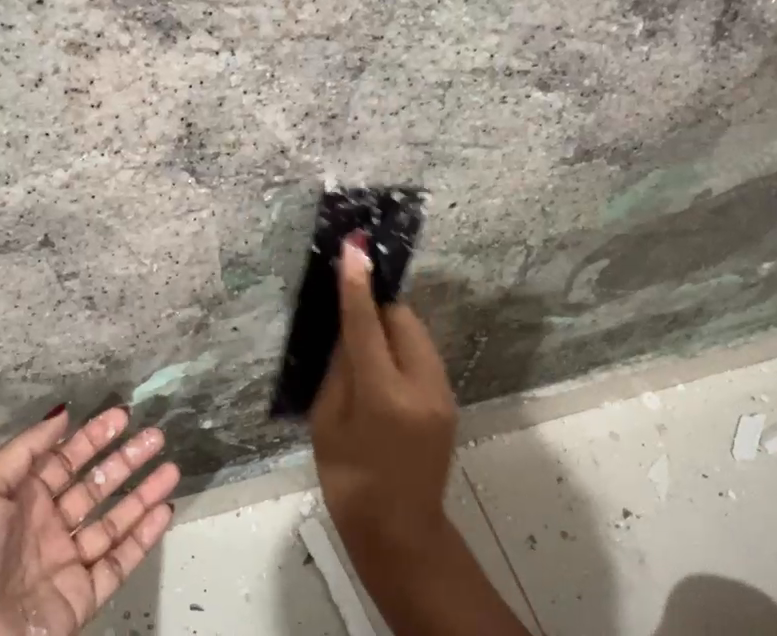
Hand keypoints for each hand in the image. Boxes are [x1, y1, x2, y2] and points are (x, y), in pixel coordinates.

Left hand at [0, 407, 180, 635]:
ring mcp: (65, 562)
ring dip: (142, 494)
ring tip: (170, 469)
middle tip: (155, 436)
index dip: (92, 437)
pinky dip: (143, 538)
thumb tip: (62, 413)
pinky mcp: (81, 596)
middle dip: (124, 460)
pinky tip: (164, 512)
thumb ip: (25, 450)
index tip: (122, 416)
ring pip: (113, 522)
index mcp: (19, 499)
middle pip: (93, 486)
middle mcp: (45, 526)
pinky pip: (119, 562)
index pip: (63, 459)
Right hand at [309, 237, 533, 635]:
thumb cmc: (347, 479)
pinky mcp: (449, 401)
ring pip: (415, 335)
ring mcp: (442, 394)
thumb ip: (339, 369)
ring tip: (363, 328)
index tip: (353, 246)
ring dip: (390, 323)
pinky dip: (401, 346)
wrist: (399, 530)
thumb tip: (346, 327)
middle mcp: (421, 387)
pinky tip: (382, 358)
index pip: (366, 324)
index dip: (356, 284)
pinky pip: (422, 355)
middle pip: (401, 320)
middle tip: (349, 299)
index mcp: (382, 395)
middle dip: (376, 304)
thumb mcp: (327, 421)